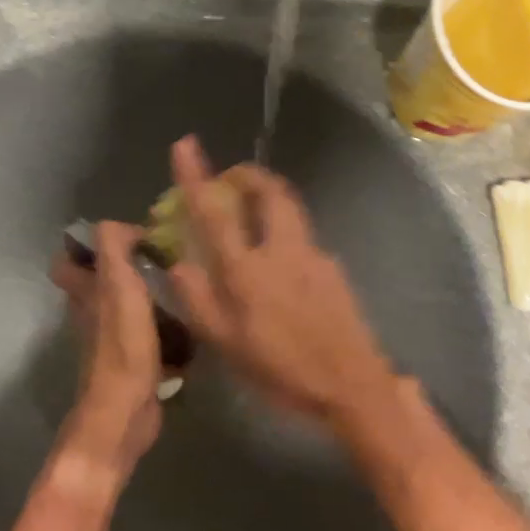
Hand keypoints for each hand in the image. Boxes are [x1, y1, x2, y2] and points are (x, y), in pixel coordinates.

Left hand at [49, 221, 162, 482]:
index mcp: (85, 295)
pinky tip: (192, 327)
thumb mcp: (119, 285)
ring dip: (151, 300)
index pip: (66, 262)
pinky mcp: (135, 366)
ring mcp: (113, 343)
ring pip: (127, 312)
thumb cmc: (122, 346)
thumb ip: (115, 249)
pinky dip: (168, 334)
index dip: (86, 247)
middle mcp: (92, 316)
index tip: (126, 237)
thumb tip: (123, 226)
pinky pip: (150, 341)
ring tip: (183, 287)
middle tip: (161, 260)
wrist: (125, 412)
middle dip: (127, 270)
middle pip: (100, 286)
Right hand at [167, 136, 397, 424]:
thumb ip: (198, 299)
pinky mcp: (334, 269)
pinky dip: (284, 233)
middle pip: (269, 191)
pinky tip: (280, 267)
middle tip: (230, 180)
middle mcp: (283, 251)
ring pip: (290, 210)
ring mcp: (315, 256)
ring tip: (250, 215)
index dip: (197, 176)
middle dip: (248, 174)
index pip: (215, 213)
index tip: (186, 145)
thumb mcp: (226, 345)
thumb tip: (178, 262)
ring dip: (268, 199)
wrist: (352, 385)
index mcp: (247, 271)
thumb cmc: (281, 370)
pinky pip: (303, 238)